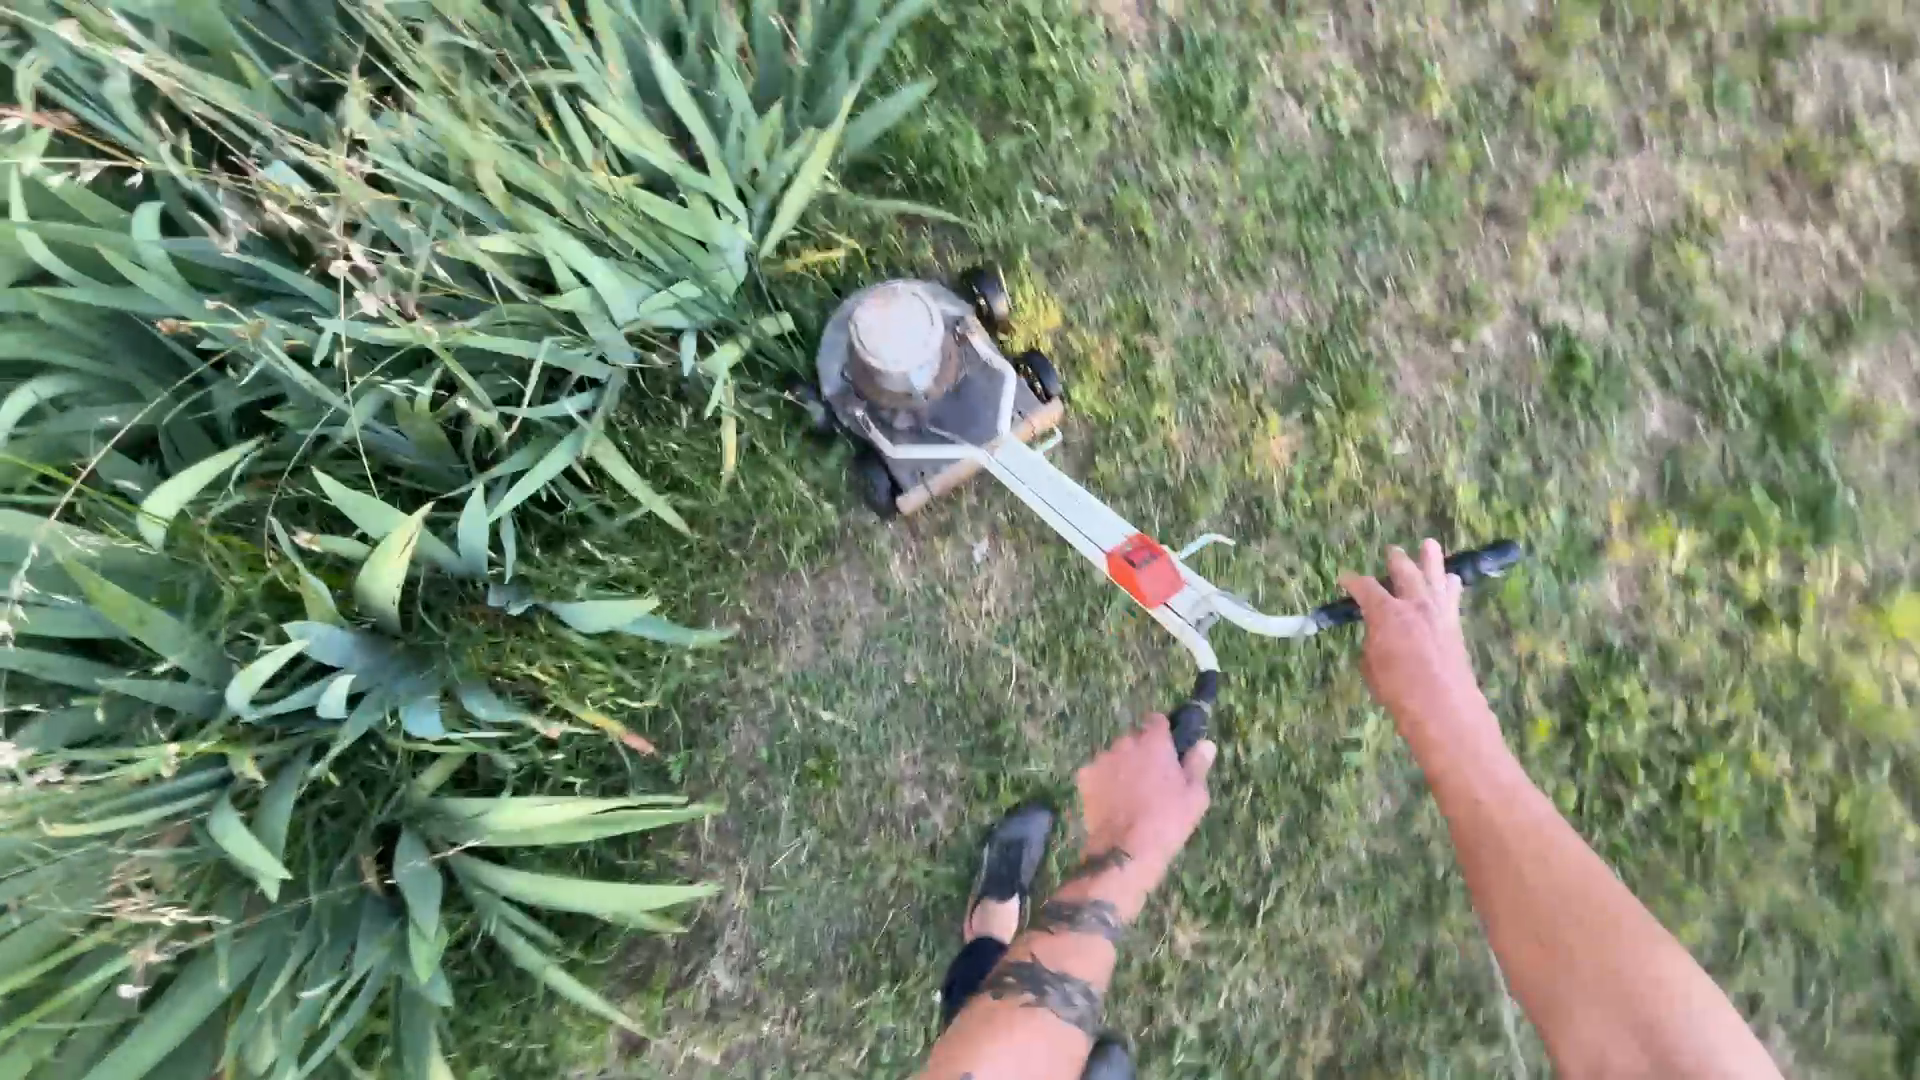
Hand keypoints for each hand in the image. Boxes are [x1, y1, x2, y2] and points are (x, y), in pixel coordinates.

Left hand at [1073, 715, 1214, 901]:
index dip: (1163, 732)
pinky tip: (1113, 803)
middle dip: (1142, 752)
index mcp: (1153, 741)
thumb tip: (1205, 744)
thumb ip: (1198, 764)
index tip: (1168, 749)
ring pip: (1115, 756)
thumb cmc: (1168, 820)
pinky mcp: (1084, 776)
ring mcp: (1101, 758)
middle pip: (1134, 739)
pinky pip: (1098, 772)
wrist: (1126, 848)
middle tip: (1153, 779)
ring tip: (1131, 795)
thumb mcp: (1195, 795)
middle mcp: (1124, 742)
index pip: (1157, 720)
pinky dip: (1105, 782)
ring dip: (1122, 766)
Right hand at [1340, 540, 1498, 751]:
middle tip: (1392, 551)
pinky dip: (1449, 585)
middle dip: (1396, 560)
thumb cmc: (1396, 687)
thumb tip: (1379, 634)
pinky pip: (1452, 597)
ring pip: (1435, 577)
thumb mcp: (1370, 663)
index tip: (1344, 579)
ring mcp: (1438, 613)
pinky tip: (1451, 580)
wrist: (1443, 705)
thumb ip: (1373, 639)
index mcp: (1386, 612)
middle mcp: (1414, 605)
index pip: (1365, 587)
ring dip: (1431, 560)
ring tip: (1429, 545)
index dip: (1352, 581)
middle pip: (1404, 573)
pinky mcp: (1454, 626)